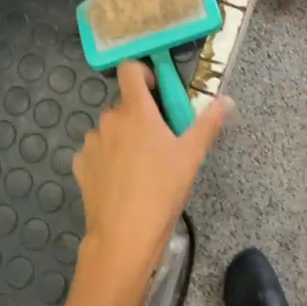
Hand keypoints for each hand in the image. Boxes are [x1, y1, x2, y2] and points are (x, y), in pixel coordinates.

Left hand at [74, 61, 228, 284]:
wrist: (124, 236)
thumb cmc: (162, 190)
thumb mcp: (192, 156)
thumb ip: (208, 123)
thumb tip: (226, 99)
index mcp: (136, 111)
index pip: (130, 69)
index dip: (143, 72)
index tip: (156, 90)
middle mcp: (108, 120)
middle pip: (124, 105)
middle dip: (140, 116)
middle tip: (159, 143)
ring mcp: (91, 143)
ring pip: (109, 130)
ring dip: (123, 138)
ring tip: (140, 167)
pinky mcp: (80, 166)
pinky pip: (96, 152)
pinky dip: (107, 159)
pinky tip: (120, 181)